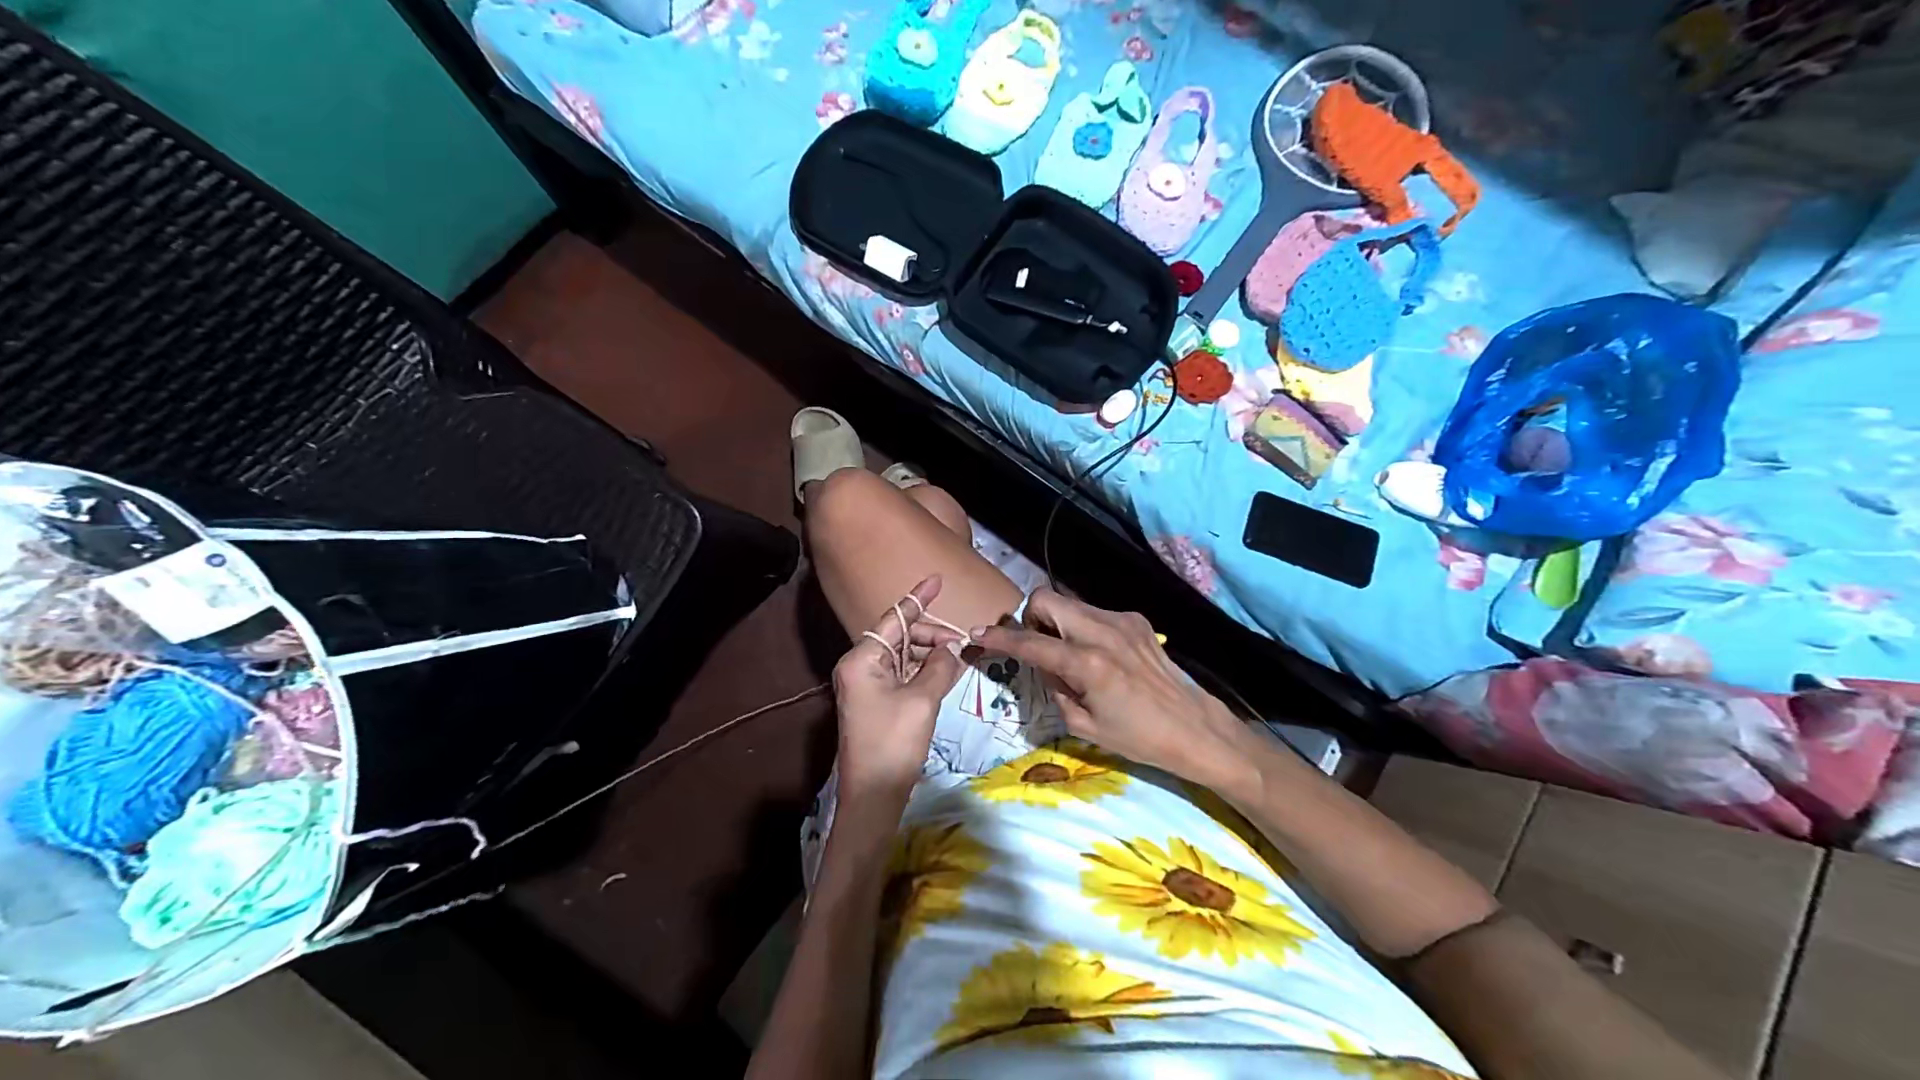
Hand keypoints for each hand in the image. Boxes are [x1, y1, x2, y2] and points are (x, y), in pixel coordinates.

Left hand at [832, 575, 965, 803]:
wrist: (873, 794)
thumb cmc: (894, 742)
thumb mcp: (922, 700)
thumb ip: (940, 666)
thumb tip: (952, 648)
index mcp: (862, 659)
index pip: (894, 618)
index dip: (918, 598)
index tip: (938, 579)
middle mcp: (859, 666)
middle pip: (899, 636)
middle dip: (930, 635)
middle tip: (961, 644)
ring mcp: (866, 685)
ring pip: (903, 656)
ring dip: (929, 654)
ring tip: (958, 659)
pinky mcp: (875, 702)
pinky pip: (902, 675)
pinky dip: (923, 671)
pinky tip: (946, 672)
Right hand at [970, 589, 1248, 784]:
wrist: (1195, 728)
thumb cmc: (1138, 738)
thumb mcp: (1084, 725)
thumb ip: (1055, 689)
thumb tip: (1044, 666)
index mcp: (1088, 664)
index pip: (1031, 643)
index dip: (1000, 639)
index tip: (978, 635)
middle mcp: (1103, 632)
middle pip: (1047, 599)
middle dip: (1032, 618)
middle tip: (1038, 648)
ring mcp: (1122, 622)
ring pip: (1070, 604)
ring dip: (1057, 623)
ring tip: (1070, 657)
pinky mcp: (1136, 621)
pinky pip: (1093, 614)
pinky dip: (1082, 628)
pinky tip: (1097, 656)